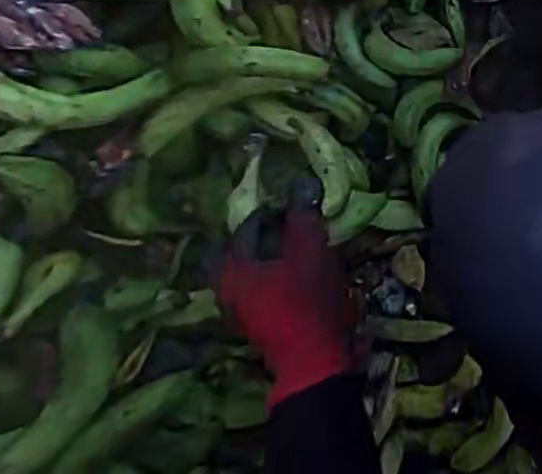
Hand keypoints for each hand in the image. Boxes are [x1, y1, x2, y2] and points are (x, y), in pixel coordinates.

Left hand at [219, 207, 356, 406]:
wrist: (315, 358)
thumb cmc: (307, 297)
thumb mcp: (310, 247)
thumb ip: (302, 215)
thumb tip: (301, 182)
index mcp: (232, 269)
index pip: (247, 225)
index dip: (275, 211)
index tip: (299, 207)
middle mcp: (226, 290)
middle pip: (237, 251)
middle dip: (260, 236)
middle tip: (288, 226)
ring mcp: (239, 312)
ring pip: (247, 272)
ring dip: (267, 256)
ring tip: (297, 247)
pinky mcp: (256, 325)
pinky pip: (258, 290)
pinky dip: (272, 276)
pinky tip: (296, 272)